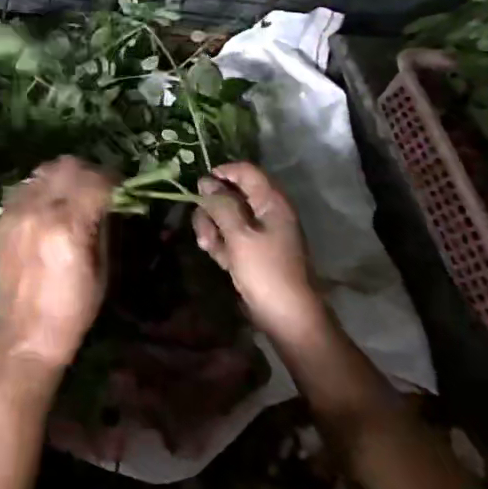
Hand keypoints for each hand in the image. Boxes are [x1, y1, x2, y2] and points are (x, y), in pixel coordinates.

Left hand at [0, 157, 113, 369]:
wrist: (24, 329)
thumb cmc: (73, 307)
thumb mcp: (102, 269)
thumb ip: (103, 226)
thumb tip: (111, 199)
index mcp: (67, 225)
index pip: (94, 181)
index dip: (113, 180)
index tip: (123, 187)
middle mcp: (38, 209)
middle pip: (66, 165)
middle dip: (88, 172)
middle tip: (99, 188)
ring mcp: (15, 210)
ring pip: (43, 170)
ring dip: (63, 176)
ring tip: (73, 193)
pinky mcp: (2, 216)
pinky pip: (24, 187)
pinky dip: (41, 188)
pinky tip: (49, 205)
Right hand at [192, 163, 326, 341]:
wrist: (287, 317)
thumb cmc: (266, 272)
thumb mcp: (238, 235)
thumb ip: (220, 204)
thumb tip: (206, 181)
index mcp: (271, 203)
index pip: (245, 171)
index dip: (222, 173)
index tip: (200, 188)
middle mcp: (266, 212)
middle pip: (229, 193)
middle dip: (210, 208)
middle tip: (204, 226)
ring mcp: (259, 231)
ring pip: (224, 214)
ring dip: (210, 227)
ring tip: (208, 247)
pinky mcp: (251, 249)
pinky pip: (227, 234)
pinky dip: (219, 243)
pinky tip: (218, 258)